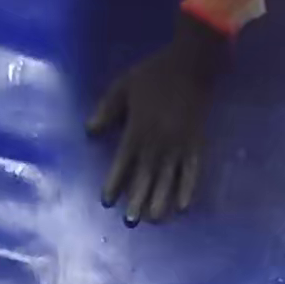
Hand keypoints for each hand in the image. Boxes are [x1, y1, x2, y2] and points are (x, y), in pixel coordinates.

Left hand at [87, 11, 229, 225]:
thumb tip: (89, 132)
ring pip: (167, 180)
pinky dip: (187, 189)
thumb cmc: (154, 74)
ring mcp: (177, 146)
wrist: (192, 61)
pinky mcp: (195, 144)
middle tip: (130, 222)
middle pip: (144, 179)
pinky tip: (183, 207)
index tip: (107, 202)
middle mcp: (156, 144)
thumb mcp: (123, 87)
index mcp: (136, 132)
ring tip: (154, 220)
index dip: (114, 184)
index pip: (122, 165)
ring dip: (160, 201)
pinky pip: (192, 171)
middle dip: (137, 201)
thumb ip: (106, 110)